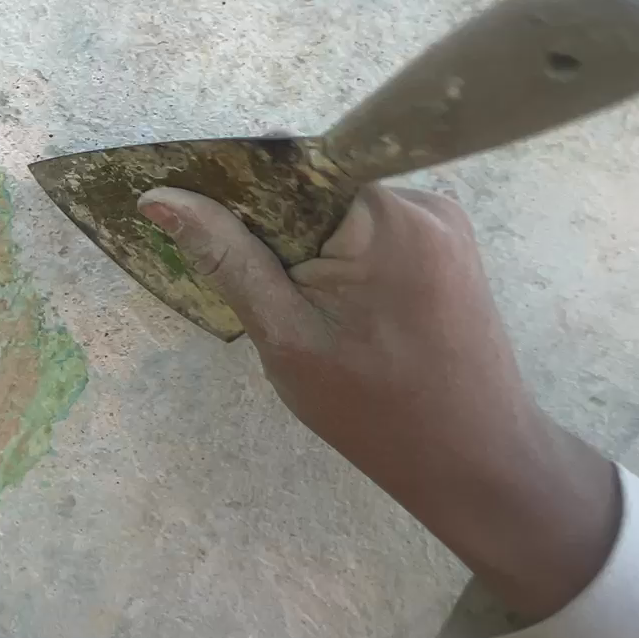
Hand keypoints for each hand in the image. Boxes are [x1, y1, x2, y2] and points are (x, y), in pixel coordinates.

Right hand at [138, 184, 620, 618]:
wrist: (480, 466)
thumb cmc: (377, 408)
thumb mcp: (283, 332)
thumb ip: (225, 255)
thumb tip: (159, 197)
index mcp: (388, 217)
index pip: (287, 170)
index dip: (235, 192)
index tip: (200, 221)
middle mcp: (422, 202)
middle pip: (308, 186)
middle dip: (264, 224)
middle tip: (238, 273)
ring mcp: (439, 222)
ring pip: (330, 206)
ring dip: (294, 241)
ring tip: (278, 292)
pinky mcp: (441, 245)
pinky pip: (360, 225)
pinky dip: (326, 250)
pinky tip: (315, 295)